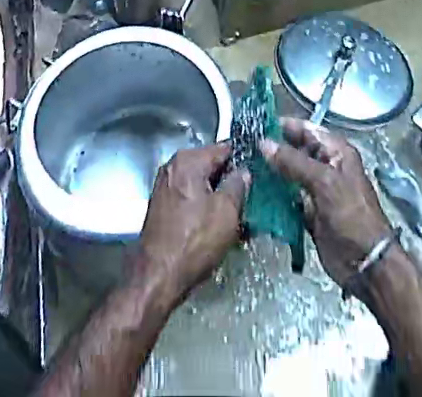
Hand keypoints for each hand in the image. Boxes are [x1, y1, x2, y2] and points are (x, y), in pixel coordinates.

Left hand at [128, 143, 249, 306]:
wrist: (158, 274)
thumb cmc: (195, 240)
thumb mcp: (227, 212)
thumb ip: (238, 185)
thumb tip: (244, 171)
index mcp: (188, 161)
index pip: (223, 148)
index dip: (244, 157)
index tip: (262, 168)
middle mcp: (174, 166)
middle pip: (211, 166)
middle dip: (232, 180)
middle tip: (256, 197)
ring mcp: (166, 185)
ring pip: (202, 184)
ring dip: (221, 197)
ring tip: (244, 216)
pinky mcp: (164, 205)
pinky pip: (192, 197)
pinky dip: (207, 206)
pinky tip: (223, 225)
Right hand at [258, 117, 394, 286]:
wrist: (367, 264)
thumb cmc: (351, 216)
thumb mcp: (324, 182)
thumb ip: (293, 161)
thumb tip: (263, 143)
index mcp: (336, 152)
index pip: (306, 129)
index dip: (283, 125)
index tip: (256, 125)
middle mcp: (326, 166)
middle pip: (294, 150)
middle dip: (272, 148)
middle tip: (245, 146)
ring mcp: (316, 189)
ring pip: (288, 173)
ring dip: (270, 171)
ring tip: (245, 166)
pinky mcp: (308, 210)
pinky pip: (286, 196)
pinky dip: (272, 193)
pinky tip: (254, 190)